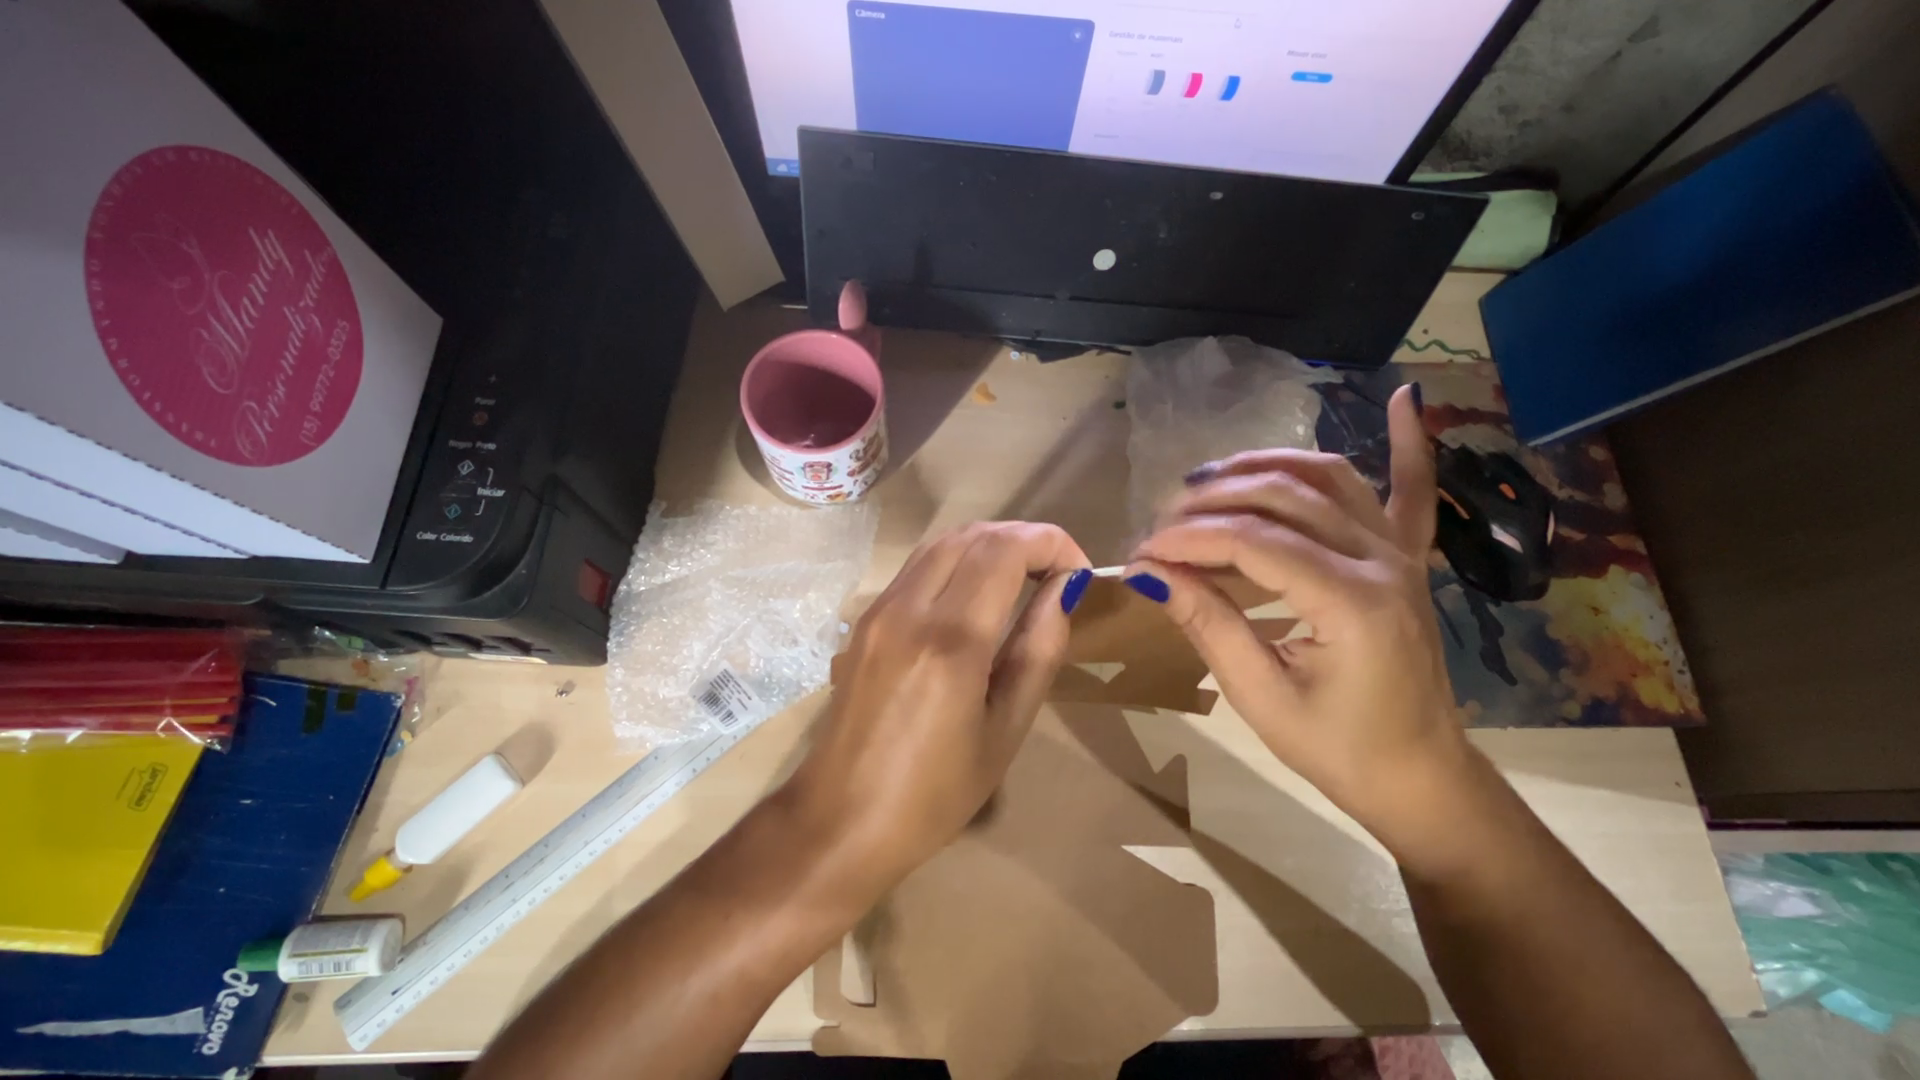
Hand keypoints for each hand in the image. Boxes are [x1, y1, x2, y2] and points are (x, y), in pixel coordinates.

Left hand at [784, 522, 1090, 888]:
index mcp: (950, 639)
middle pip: (973, 534)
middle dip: (1024, 538)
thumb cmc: (934, 794)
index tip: (1079, 574)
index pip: (1006, 548)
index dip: (1052, 543)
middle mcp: (908, 608)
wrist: (839, 821)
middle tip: (1057, 575)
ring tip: (1024, 580)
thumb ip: (1038, 650)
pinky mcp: (864, 623)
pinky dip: (957, 562)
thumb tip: (1063, 591)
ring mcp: (878, 611)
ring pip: (941, 543)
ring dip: (989, 545)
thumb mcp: (1005, 730)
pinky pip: (916, 568)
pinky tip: (977, 597)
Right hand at [1125, 385, 1470, 835]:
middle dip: (1213, 502)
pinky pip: (1410, 491)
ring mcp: (1402, 552)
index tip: (1142, 551)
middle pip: (1285, 498)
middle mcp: (1382, 559)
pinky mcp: (1409, 557)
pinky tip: (1406, 399)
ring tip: (1210, 479)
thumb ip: (1209, 623)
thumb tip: (1149, 572)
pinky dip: (1409, 444)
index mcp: (1350, 601)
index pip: (1254, 542)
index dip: (1190, 537)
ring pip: (1329, 478)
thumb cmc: (1336, 748)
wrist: (1418, 776)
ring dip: (1266, 467)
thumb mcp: (1260, 696)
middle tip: (1161, 522)